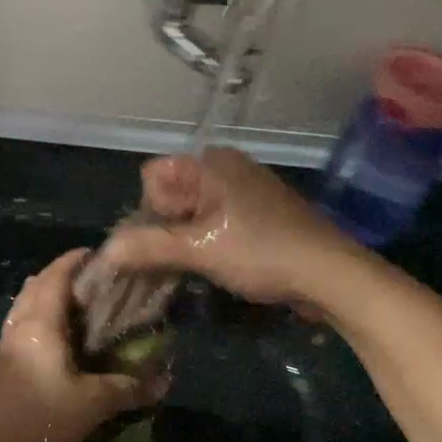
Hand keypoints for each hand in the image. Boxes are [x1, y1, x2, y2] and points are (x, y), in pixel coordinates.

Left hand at [0, 250, 168, 441]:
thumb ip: (128, 388)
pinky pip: (24, 319)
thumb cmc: (43, 415)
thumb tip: (165, 380)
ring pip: (28, 300)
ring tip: (81, 304)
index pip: (57, 274)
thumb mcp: (93, 403)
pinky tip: (60, 335)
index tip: (100, 255)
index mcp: (41, 320)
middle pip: (39, 282)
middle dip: (65, 274)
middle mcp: (21, 320)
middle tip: (96, 281)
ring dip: (50, 293)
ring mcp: (8, 338)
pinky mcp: (4, 357)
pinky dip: (42, 313)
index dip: (76, 260)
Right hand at [101, 149, 366, 306]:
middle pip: (172, 192)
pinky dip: (210, 239)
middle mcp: (226, 166)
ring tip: (200, 265)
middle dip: (167, 226)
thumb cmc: (264, 253)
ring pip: (194, 208)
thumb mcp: (199, 251)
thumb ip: (148, 247)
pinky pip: (217, 217)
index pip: (152, 176)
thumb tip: (105, 252)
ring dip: (188, 237)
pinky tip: (222, 264)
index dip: (151, 210)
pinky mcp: (261, 211)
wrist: (336, 278)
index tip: (168, 239)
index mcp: (210, 163)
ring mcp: (246, 188)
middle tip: (182, 257)